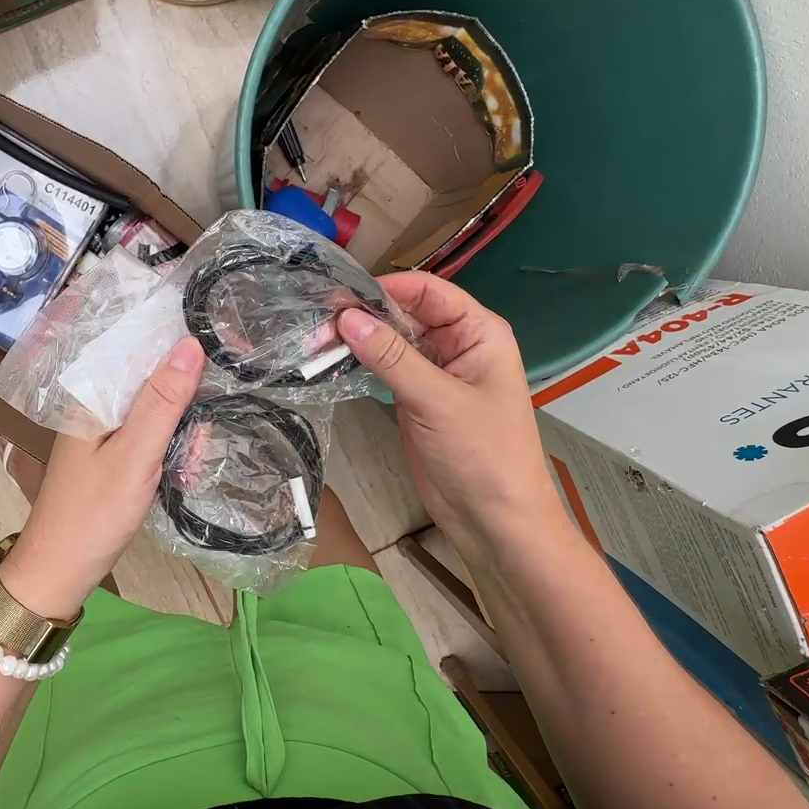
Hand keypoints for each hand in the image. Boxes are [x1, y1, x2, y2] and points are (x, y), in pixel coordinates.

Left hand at [0, 337, 204, 618]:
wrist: (60, 572)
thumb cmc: (93, 513)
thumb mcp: (135, 455)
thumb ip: (162, 401)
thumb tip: (190, 344)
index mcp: (93, 395)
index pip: (141, 346)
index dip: (183, 343)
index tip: (228, 345)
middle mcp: (98, 404)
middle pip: (154, 376)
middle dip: (189, 396)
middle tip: (202, 437)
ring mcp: (107, 429)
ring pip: (159, 407)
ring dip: (184, 428)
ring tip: (191, 464)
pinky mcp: (116, 451)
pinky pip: (154, 433)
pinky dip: (173, 448)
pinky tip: (184, 471)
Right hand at [335, 272, 571, 558]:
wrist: (495, 520)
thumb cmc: (484, 455)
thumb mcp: (437, 400)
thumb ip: (391, 357)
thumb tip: (346, 317)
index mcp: (478, 332)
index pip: (427, 291)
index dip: (385, 288)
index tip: (340, 297)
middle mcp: (456, 344)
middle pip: (404, 313)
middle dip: (364, 315)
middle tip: (316, 321)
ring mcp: (433, 372)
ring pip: (390, 341)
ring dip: (356, 340)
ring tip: (314, 340)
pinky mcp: (414, 398)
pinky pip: (384, 369)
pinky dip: (358, 364)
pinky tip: (329, 362)